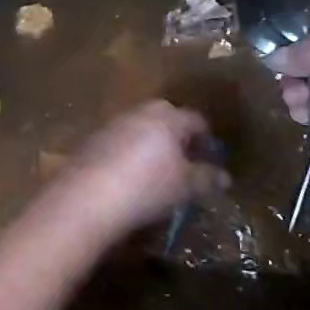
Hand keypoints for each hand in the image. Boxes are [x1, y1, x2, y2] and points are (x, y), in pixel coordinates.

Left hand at [30, 100, 226, 238]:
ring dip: (149, 146)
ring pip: (137, 130)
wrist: (87, 196)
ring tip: (158, 174)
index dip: (206, 139)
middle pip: (164, 119)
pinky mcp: (88, 142)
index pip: (195, 120)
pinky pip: (116, 144)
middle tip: (185, 164)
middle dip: (176, 138)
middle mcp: (136, 113)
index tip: (212, 159)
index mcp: (166, 116)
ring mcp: (109, 126)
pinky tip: (129, 179)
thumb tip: (222, 176)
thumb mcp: (186, 187)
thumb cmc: (148, 186)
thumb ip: (206, 178)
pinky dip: (127, 155)